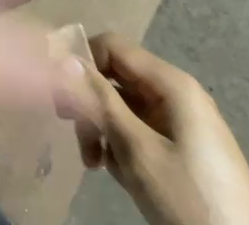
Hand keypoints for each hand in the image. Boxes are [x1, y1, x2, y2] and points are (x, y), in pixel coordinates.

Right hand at [58, 34, 248, 224]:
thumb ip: (100, 101)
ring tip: (96, 165)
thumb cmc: (189, 200)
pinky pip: (140, 132)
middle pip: (116, 78)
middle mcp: (177, 95)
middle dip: (90, 105)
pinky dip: (123, 147)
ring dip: (103, 131)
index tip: (59, 96)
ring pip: (124, 108)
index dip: (82, 63)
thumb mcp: (137, 150)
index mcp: (172, 85)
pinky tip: (120, 175)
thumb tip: (66, 59)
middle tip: (75, 137)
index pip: (113, 47)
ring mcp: (182, 123)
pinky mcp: (184, 149)